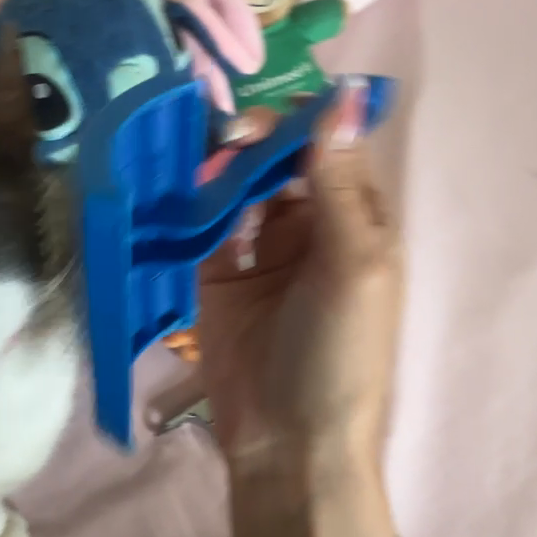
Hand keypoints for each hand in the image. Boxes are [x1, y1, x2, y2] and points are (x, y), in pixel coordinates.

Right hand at [195, 83, 404, 536]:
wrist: (286, 442)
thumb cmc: (338, 354)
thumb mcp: (353, 264)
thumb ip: (338, 182)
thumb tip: (348, 95)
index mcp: (355, 223)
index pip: (332, 151)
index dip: (308, 122)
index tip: (274, 107)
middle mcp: (308, 228)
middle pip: (281, 164)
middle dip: (257, 142)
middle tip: (229, 138)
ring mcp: (258, 251)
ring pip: (239, 188)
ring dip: (223, 167)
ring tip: (203, 158)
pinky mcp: (215, 274)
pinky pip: (203, 224)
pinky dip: (192, 202)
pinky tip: (180, 185)